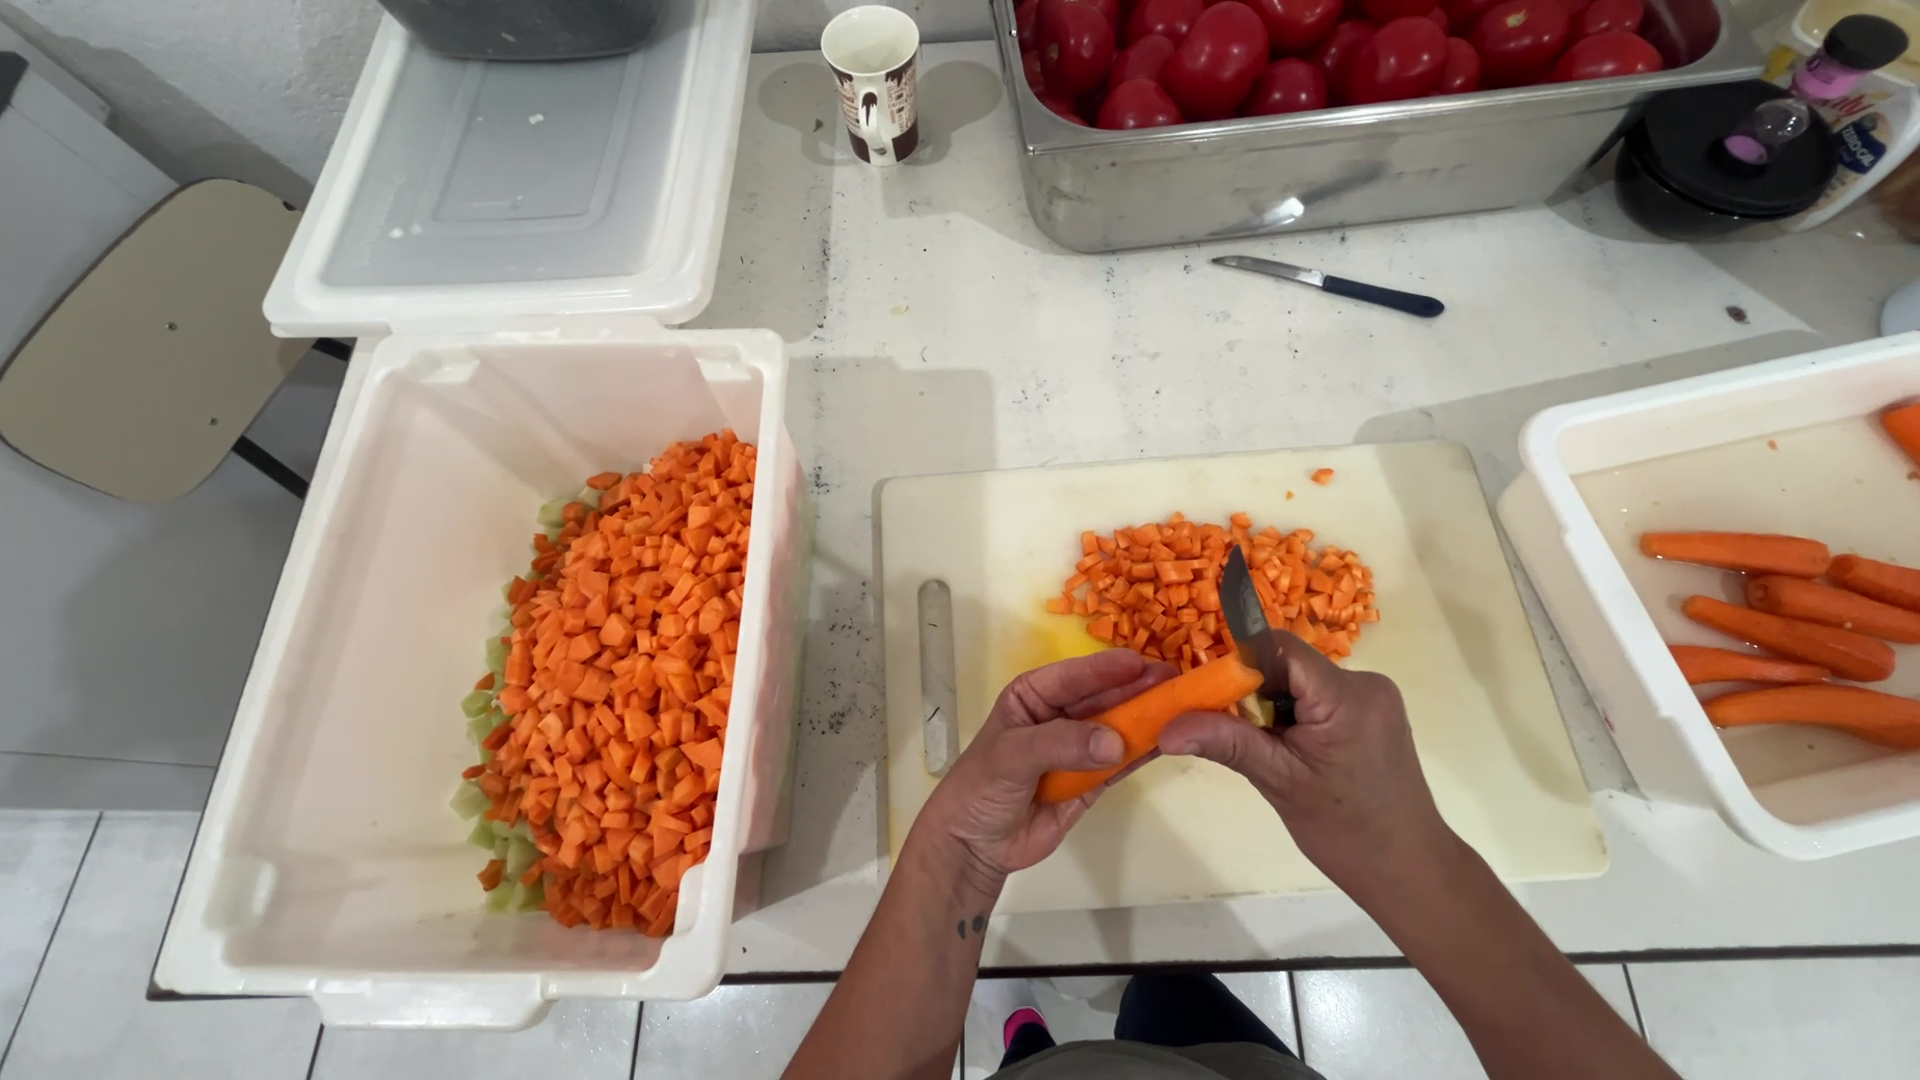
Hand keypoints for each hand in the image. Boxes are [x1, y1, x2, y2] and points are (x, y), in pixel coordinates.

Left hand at [912, 649, 1176, 891]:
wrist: (976, 843)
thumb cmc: (982, 786)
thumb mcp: (1012, 756)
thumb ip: (1060, 744)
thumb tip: (1115, 741)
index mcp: (1033, 695)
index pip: (1073, 676)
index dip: (1106, 668)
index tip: (1141, 663)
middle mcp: (1059, 714)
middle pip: (1102, 697)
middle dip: (1136, 688)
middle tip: (1176, 681)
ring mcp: (1078, 747)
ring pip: (1118, 726)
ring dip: (1147, 717)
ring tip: (1185, 706)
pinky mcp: (1092, 779)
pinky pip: (1122, 761)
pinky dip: (1144, 751)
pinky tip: (1171, 741)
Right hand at [1157, 632, 1451, 897]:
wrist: (1409, 870)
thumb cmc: (1346, 831)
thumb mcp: (1278, 782)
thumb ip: (1224, 742)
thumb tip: (1166, 730)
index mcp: (1345, 696)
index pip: (1278, 647)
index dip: (1237, 661)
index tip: (1208, 693)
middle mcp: (1364, 684)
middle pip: (1287, 663)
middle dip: (1251, 691)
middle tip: (1229, 729)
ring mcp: (1372, 697)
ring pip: (1299, 679)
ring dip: (1270, 705)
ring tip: (1265, 748)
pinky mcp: (1371, 712)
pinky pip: (1316, 695)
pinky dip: (1291, 714)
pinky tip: (1288, 750)